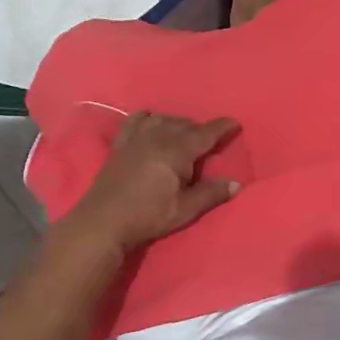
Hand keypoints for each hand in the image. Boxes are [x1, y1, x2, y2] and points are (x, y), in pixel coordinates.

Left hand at [54, 112, 239, 255]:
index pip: (204, 133)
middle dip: (200, 128)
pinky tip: (150, 119)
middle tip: (211, 139)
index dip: (221, 127)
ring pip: (162, 119)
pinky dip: (147, 117)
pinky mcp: (120, 145)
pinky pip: (135, 121)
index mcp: (177, 151)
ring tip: (184, 131)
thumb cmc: (148, 216)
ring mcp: (136, 139)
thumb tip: (236, 183)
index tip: (235, 123)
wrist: (103, 222)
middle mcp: (157, 138)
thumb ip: (211, 194)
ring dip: (177, 122)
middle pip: (184, 124)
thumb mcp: (185, 210)